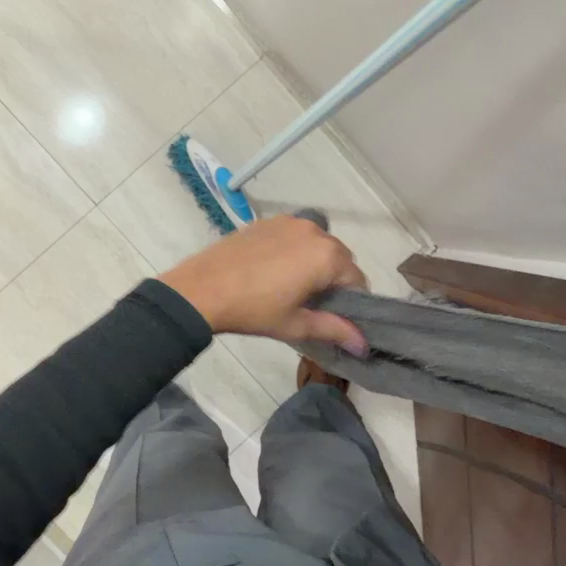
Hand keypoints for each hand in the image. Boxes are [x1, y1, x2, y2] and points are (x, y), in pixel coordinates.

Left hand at [157, 215, 368, 352]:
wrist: (202, 289)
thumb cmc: (254, 310)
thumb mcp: (296, 325)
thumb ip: (335, 330)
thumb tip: (363, 344)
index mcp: (328, 256)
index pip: (357, 280)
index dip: (350, 302)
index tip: (333, 317)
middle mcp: (315, 231)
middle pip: (340, 258)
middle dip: (333, 280)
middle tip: (310, 304)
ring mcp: (290, 222)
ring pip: (317, 245)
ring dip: (314, 263)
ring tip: (290, 287)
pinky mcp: (268, 221)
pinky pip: (295, 235)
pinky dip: (295, 250)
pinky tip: (273, 270)